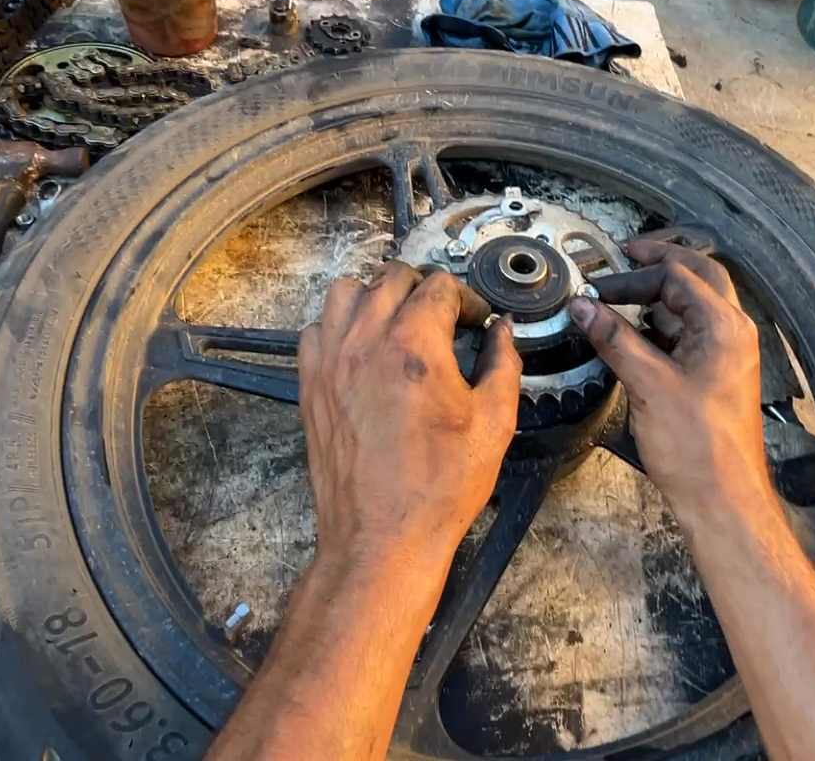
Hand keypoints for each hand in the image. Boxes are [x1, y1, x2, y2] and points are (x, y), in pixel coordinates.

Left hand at [297, 263, 522, 570]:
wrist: (383, 538)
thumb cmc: (440, 486)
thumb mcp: (495, 422)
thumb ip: (503, 364)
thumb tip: (502, 333)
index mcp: (414, 345)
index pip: (439, 286)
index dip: (466, 298)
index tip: (474, 321)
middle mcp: (366, 341)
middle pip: (391, 276)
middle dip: (424, 287)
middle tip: (443, 316)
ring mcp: (331, 362)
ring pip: (345, 290)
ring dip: (376, 294)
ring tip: (398, 321)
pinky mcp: (311, 386)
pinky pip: (315, 329)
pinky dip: (338, 325)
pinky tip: (361, 348)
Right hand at [566, 239, 769, 515]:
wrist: (722, 499)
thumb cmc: (694, 445)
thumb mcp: (648, 384)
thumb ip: (614, 338)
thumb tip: (582, 305)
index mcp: (723, 326)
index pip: (676, 276)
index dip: (632, 277)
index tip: (598, 287)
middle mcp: (730, 331)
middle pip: (697, 277)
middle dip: (661, 262)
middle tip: (627, 254)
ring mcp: (724, 352)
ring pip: (691, 305)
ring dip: (657, 296)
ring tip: (619, 297)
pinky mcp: (712, 373)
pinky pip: (686, 334)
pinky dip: (659, 325)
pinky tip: (632, 333)